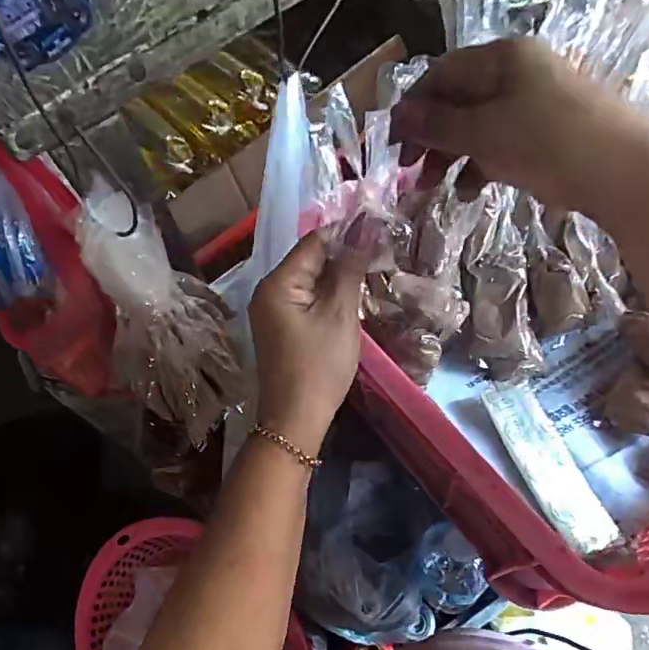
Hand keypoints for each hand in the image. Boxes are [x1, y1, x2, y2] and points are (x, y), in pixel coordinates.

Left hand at [249, 224, 373, 450]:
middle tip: (381, 254)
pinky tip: (350, 300)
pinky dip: (327, 297)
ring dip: (337, 278)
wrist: (296, 418)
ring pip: (309, 281)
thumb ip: (350, 270)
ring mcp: (271, 311)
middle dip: (343, 256)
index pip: (313, 242)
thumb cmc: (319, 365)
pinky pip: (305, 300)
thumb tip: (364, 233)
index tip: (380, 231)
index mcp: (277, 283)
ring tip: (372, 274)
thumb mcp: (340, 314)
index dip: (346, 234)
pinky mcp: (279, 328)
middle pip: (309, 260)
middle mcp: (267, 291)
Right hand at [388, 38, 648, 215]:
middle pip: (457, 101)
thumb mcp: (481, 132)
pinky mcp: (545, 131)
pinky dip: (479, 164)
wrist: (617, 168)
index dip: (413, 108)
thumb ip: (437, 124)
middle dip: (430, 137)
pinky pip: (499, 142)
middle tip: (410, 172)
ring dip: (450, 156)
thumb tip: (399, 114)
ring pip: (476, 125)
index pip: (441, 74)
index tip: (395, 145)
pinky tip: (470, 191)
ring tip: (435, 188)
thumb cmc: (543, 141)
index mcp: (501, 58)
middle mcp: (517, 72)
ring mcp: (533, 101)